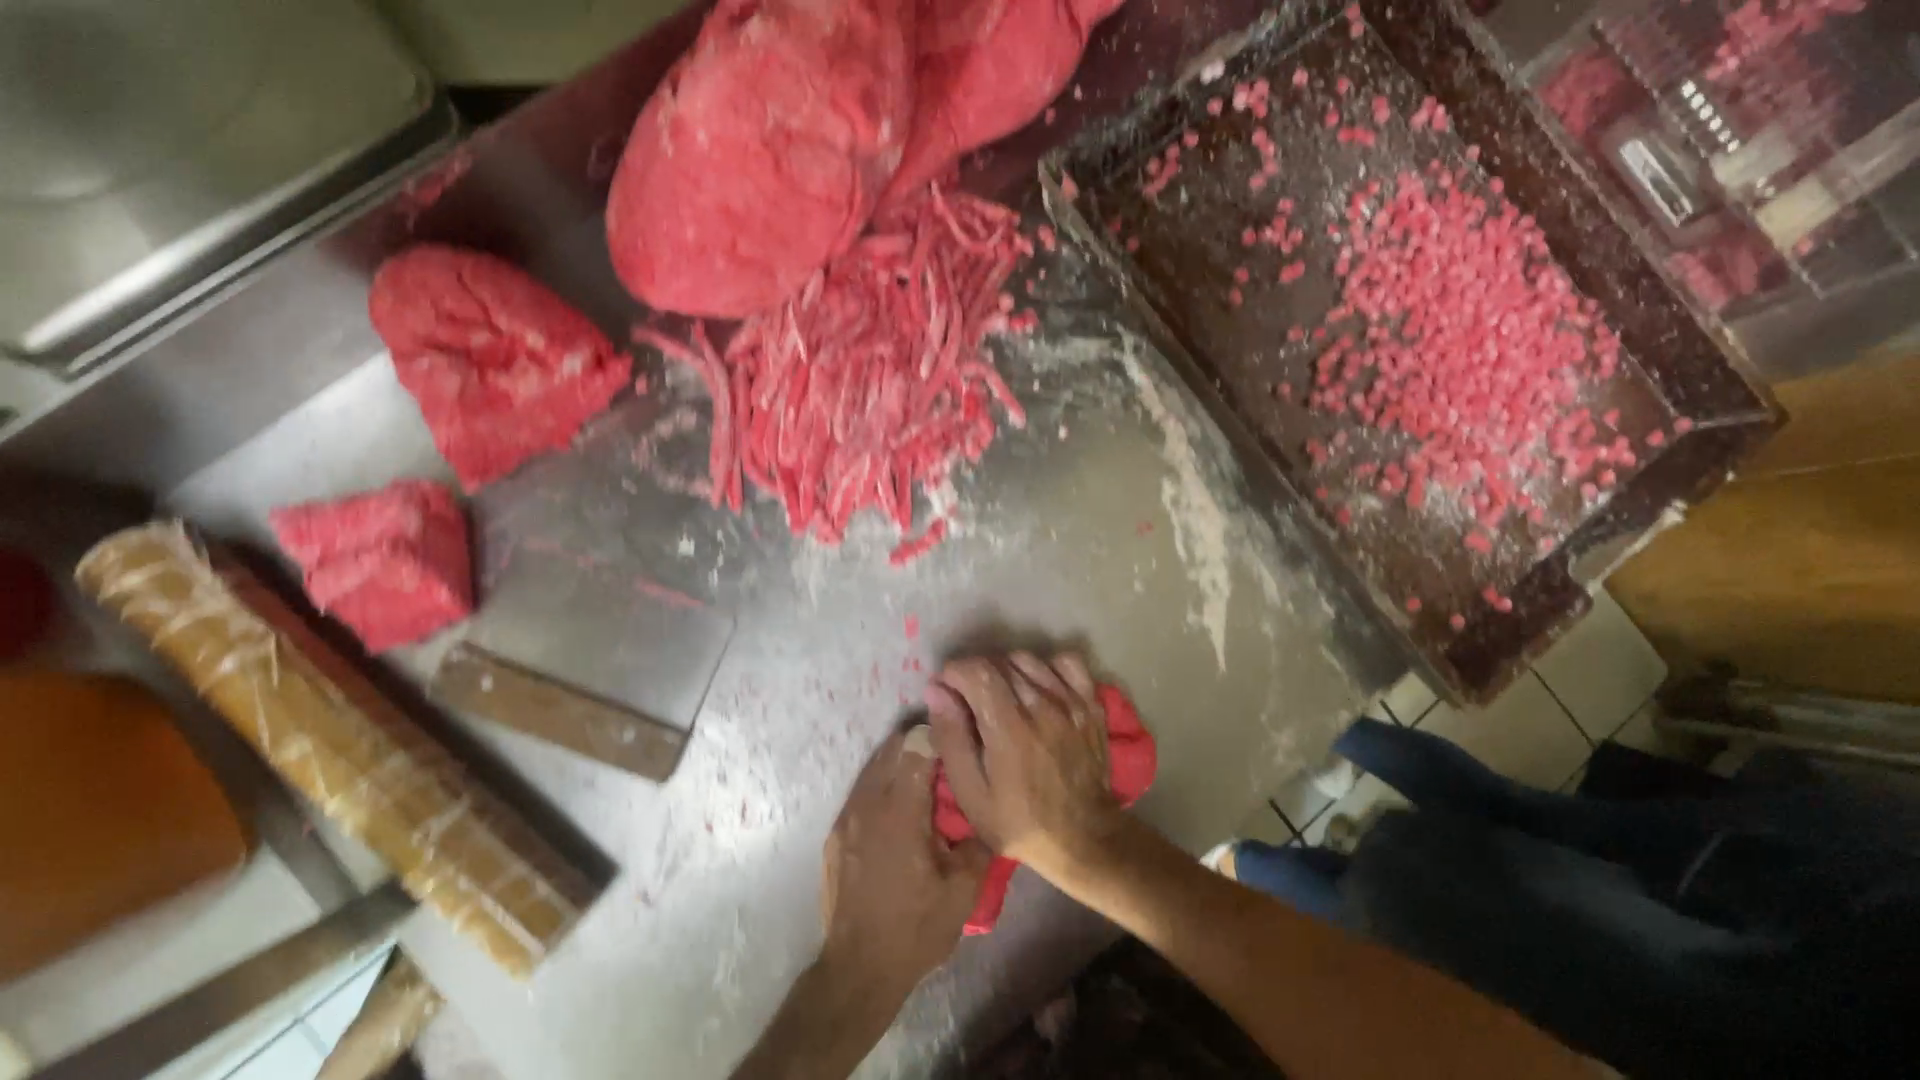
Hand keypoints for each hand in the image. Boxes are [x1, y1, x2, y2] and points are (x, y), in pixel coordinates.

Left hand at [819, 726, 990, 998]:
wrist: (859, 969)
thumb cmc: (916, 928)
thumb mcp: (964, 889)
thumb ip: (979, 840)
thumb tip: (989, 810)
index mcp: (900, 810)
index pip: (917, 745)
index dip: (941, 734)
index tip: (962, 736)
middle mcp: (867, 804)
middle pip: (892, 749)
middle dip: (920, 744)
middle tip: (949, 753)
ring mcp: (845, 819)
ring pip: (873, 769)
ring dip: (899, 764)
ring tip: (927, 779)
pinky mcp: (834, 837)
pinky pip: (861, 795)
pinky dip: (882, 789)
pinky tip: (900, 812)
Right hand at [925, 652, 1121, 878]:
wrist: (1084, 838)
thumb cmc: (1019, 822)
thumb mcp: (972, 794)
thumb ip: (951, 739)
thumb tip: (936, 691)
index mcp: (1009, 729)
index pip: (976, 670)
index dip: (954, 673)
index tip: (946, 691)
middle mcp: (1042, 706)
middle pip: (1000, 661)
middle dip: (975, 673)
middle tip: (968, 699)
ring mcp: (1071, 703)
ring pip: (1030, 658)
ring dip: (1007, 669)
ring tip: (1000, 695)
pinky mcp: (1091, 705)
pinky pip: (1068, 663)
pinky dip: (1048, 666)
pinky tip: (1038, 687)